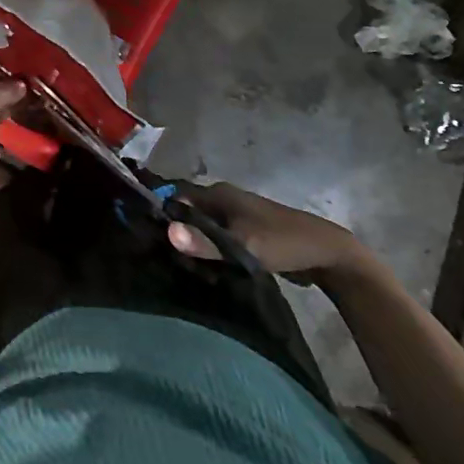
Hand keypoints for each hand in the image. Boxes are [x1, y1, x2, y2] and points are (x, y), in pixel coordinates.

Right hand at [167, 182, 375, 283]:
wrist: (324, 253)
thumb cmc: (281, 243)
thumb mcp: (241, 245)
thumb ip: (204, 242)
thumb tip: (167, 232)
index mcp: (219, 194)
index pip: (177, 196)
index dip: (158, 209)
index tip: (139, 231)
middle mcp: (224, 200)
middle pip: (187, 213)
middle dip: (172, 232)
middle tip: (152, 257)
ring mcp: (235, 216)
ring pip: (202, 228)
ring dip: (191, 244)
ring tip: (171, 266)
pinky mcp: (244, 233)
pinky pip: (216, 239)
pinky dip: (206, 251)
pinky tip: (197, 269)